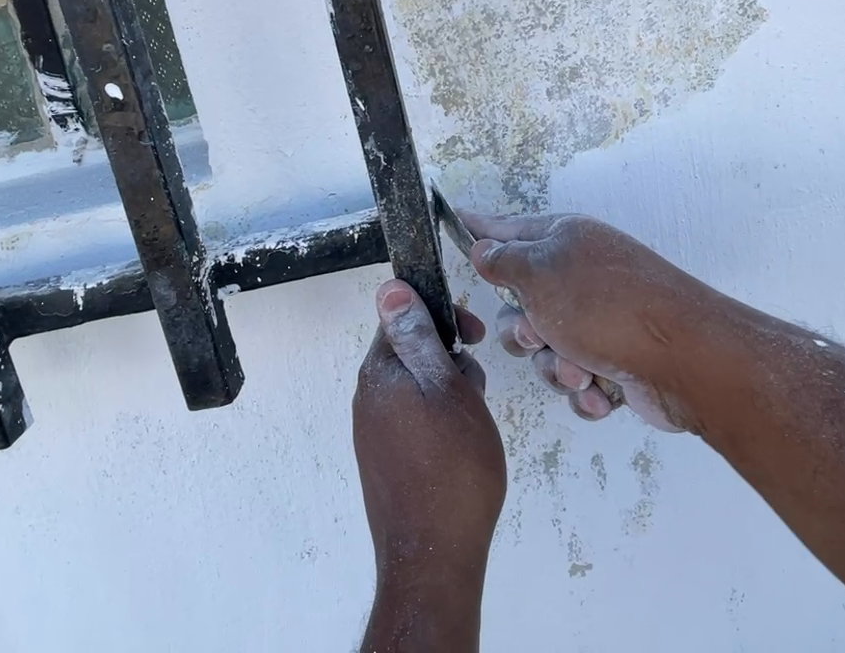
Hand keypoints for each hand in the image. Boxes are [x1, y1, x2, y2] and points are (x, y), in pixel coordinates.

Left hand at [353, 280, 505, 594]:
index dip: (441, 317)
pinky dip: (438, 419)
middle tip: (476, 386)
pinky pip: (412, 418)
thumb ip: (419, 337)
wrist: (434, 556)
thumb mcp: (447, 388)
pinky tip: (458, 445)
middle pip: (410, 352)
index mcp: (380, 374)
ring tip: (471, 420)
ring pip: (415, 386)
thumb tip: (389, 288)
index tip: (473, 335)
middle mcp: (368, 398)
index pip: (403, 317)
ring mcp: (373, 431)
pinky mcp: (384, 459)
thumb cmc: (453, 467)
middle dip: (448, 358)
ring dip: (447, 390)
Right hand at [464, 212, 706, 430]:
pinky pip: (574, 379)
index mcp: (562, 242)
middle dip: (523, 333)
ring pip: (544, 350)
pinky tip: (601, 391)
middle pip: (519, 306)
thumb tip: (483, 247)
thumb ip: (502, 260)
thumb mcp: (540, 273)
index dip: (479, 228)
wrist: (682, 361)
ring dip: (556, 367)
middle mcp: (578, 278)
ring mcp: (597, 321)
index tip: (454, 218)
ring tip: (581, 372)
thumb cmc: (605, 306)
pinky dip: (584, 390)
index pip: (507, 230)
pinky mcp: (612, 362)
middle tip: (536, 335)